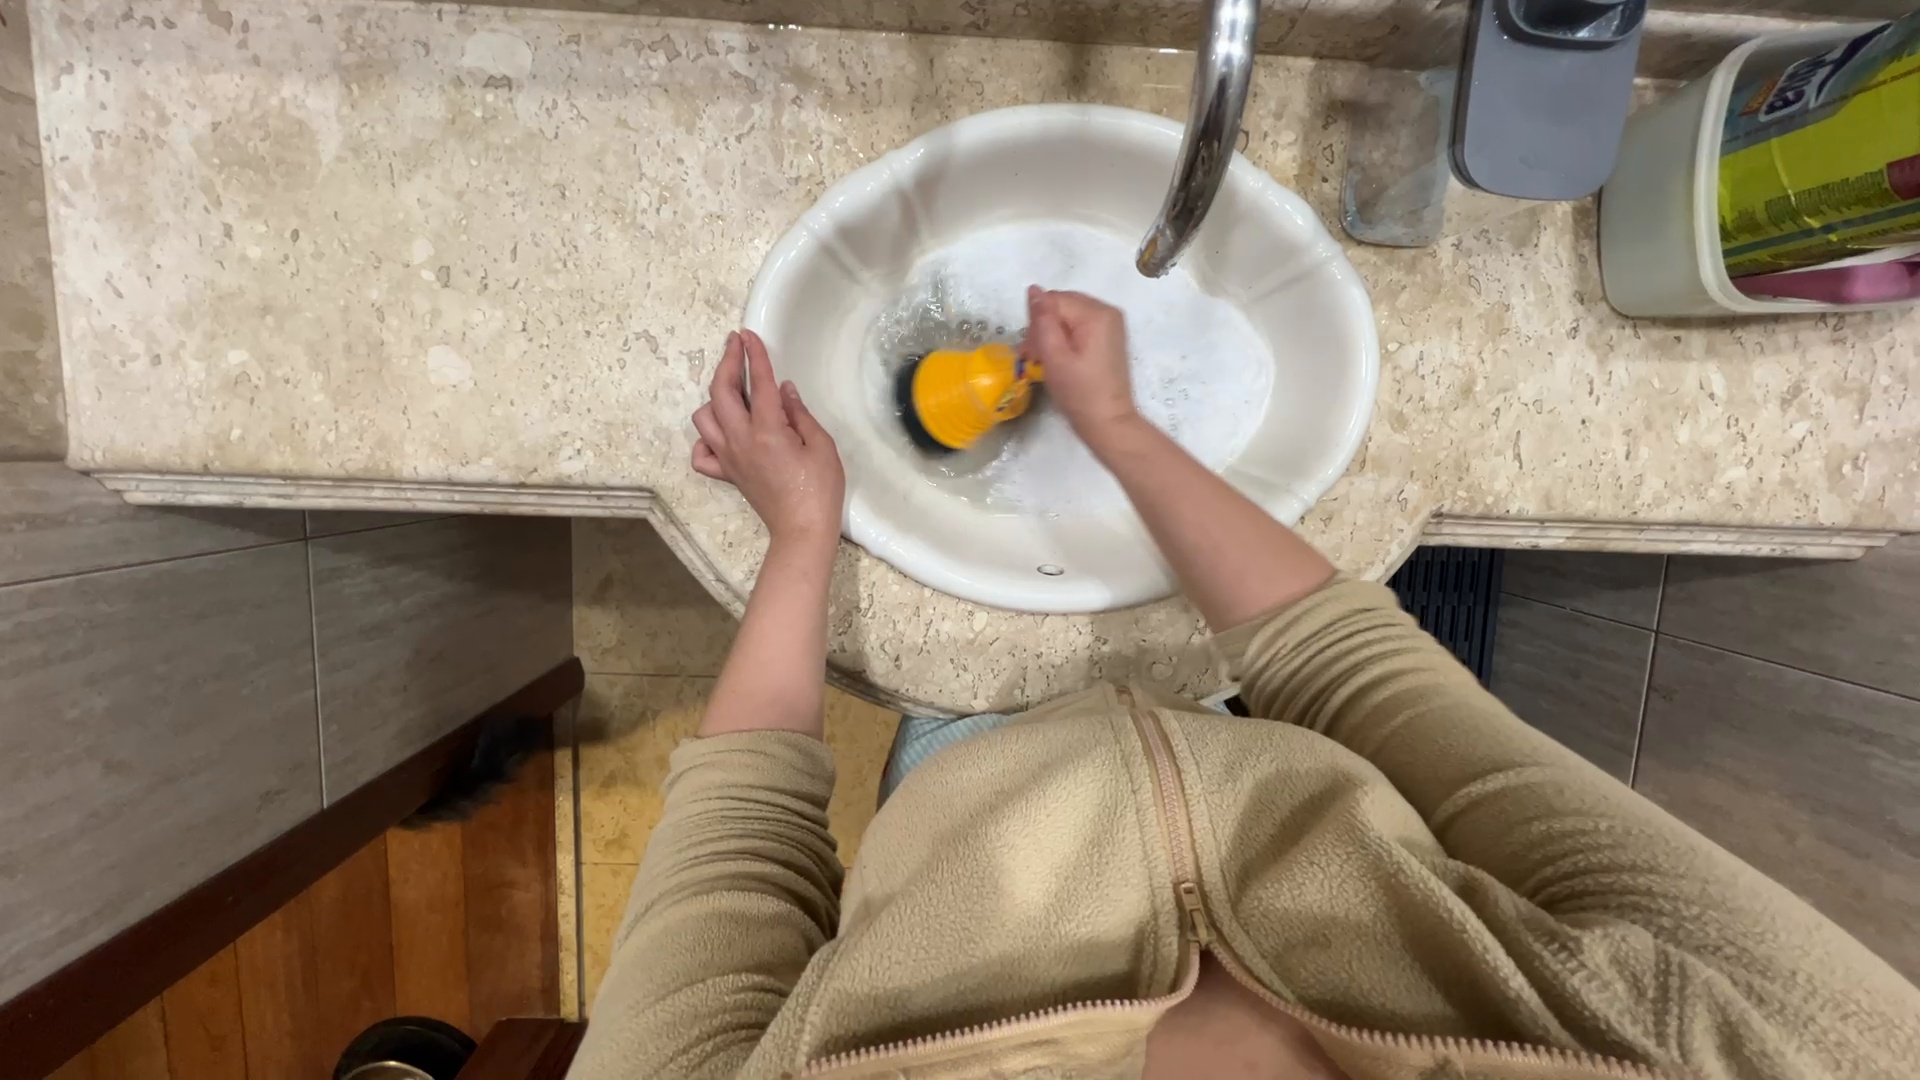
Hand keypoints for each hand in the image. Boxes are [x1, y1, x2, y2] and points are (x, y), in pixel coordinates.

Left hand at [691, 329, 845, 549]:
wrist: (803, 531)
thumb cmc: (820, 491)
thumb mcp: (822, 446)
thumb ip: (800, 414)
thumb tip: (785, 390)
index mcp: (768, 431)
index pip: (760, 383)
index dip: (755, 355)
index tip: (749, 335)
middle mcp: (741, 440)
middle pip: (721, 391)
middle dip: (728, 363)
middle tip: (736, 346)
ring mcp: (730, 458)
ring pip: (704, 417)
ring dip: (715, 398)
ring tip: (734, 390)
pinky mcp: (728, 474)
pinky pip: (702, 453)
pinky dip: (706, 439)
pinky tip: (722, 433)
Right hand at [1023, 286, 1139, 442]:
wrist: (1108, 423)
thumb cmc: (1079, 393)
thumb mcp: (1055, 356)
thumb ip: (1043, 320)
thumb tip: (1033, 289)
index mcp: (1096, 313)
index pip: (1054, 300)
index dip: (1037, 323)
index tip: (1030, 352)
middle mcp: (1107, 311)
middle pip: (1062, 305)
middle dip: (1044, 328)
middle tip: (1034, 358)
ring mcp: (1111, 325)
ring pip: (1069, 317)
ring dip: (1052, 336)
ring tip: (1044, 362)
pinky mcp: (1109, 339)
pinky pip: (1080, 328)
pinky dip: (1066, 341)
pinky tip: (1059, 361)